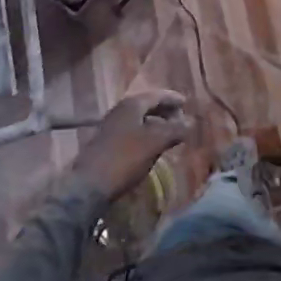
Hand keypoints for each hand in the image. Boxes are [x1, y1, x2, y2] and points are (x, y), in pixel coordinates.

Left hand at [70, 90, 194, 199]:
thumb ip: (175, 130)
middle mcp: (120, 111)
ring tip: (170, 133)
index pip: (157, 95)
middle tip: (181, 120)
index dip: (173, 99)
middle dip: (165, 111)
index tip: (186, 103)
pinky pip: (132, 131)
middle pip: (147, 105)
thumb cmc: (125, 158)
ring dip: (156, 123)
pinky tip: (152, 146)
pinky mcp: (107, 142)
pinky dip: (146, 134)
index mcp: (131, 105)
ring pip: (139, 119)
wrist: (89, 184)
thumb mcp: (155, 142)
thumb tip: (191, 122)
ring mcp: (111, 126)